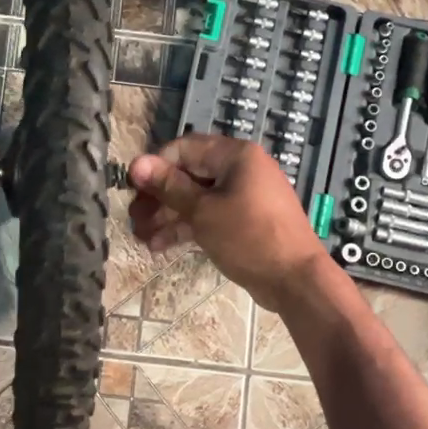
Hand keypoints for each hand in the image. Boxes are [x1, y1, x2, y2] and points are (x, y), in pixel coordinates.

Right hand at [129, 134, 331, 313]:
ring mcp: (245, 197)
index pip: (184, 148)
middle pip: (189, 175)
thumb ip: (169, 187)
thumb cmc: (248, 237)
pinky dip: (187, 227)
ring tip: (141, 237)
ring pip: (197, 199)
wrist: (295, 280)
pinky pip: (210, 216)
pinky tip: (160, 246)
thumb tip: (136, 164)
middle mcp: (241, 170)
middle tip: (134, 218)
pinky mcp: (245, 222)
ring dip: (168, 216)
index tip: (133, 189)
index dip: (155, 167)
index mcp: (235, 156)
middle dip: (159, 197)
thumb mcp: (203, 211)